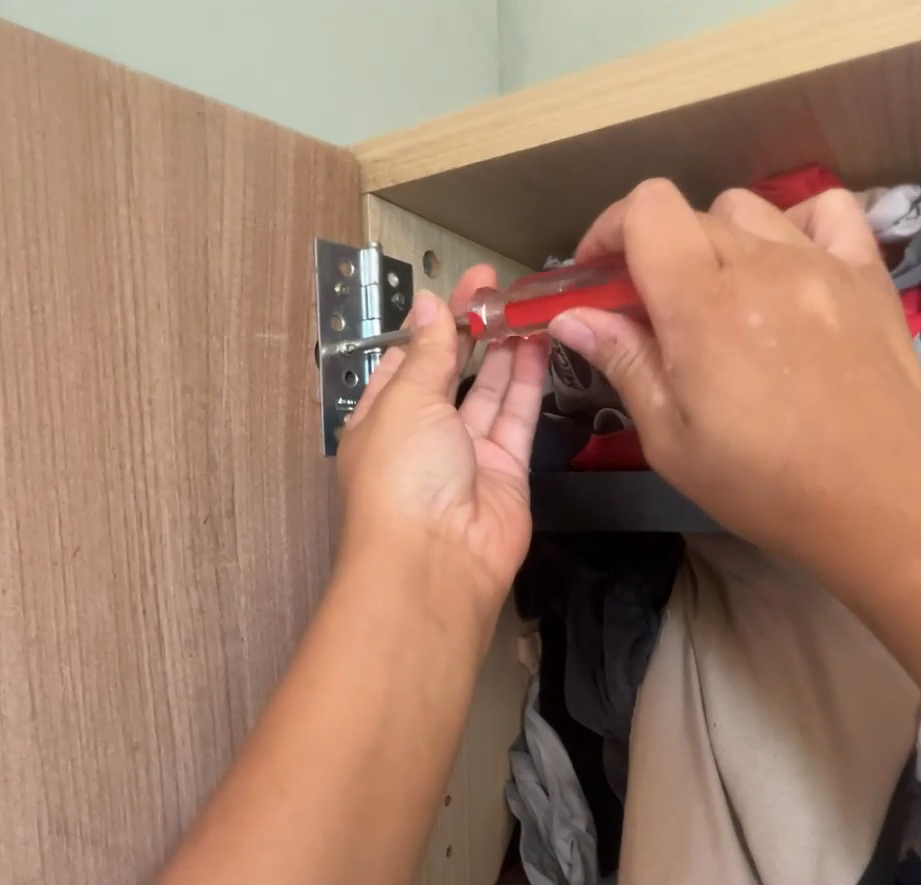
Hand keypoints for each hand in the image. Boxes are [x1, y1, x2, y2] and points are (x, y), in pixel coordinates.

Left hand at [336, 267, 548, 614]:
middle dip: (472, 331)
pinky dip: (528, 382)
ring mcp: (466, 456)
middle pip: (450, 375)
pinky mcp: (506, 472)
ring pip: (488, 394)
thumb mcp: (406, 400)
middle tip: (499, 288)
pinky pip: (517, 418)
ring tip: (526, 307)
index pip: (406, 363)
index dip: (432, 325)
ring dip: (505, 351)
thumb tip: (428, 305)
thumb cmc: (401, 478)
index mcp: (381, 420)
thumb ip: (427, 352)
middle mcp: (423, 438)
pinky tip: (539, 344)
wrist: (438, 561)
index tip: (459, 287)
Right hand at [545, 179, 920, 599]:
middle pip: (690, 213)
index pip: (646, 209)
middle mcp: (762, 263)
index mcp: (703, 305)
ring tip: (717, 297)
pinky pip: (827, 211)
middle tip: (649, 312)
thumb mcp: (671, 440)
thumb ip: (623, 363)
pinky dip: (793, 225)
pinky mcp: (868, 275)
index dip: (609, 230)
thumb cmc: (763, 486)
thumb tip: (570, 316)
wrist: (882, 504)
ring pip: (750, 210)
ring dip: (715, 241)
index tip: (597, 276)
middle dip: (653, 251)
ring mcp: (822, 262)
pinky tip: (786, 269)